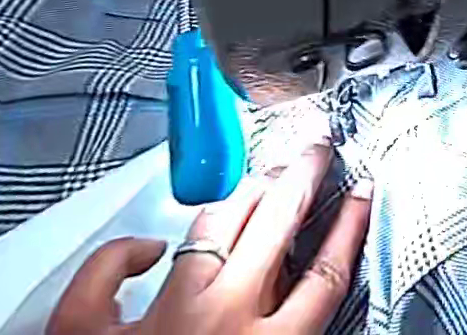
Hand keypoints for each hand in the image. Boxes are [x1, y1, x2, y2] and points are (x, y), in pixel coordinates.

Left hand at [47, 145, 372, 334]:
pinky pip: (106, 274)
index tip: (360, 193)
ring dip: (242, 195)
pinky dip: (125, 253)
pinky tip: (147, 247)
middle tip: (316, 149)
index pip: (325, 276)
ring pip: (214, 227)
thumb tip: (306, 310)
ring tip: (259, 175)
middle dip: (303, 178)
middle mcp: (220, 326)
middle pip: (279, 226)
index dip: (348, 227)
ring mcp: (157, 323)